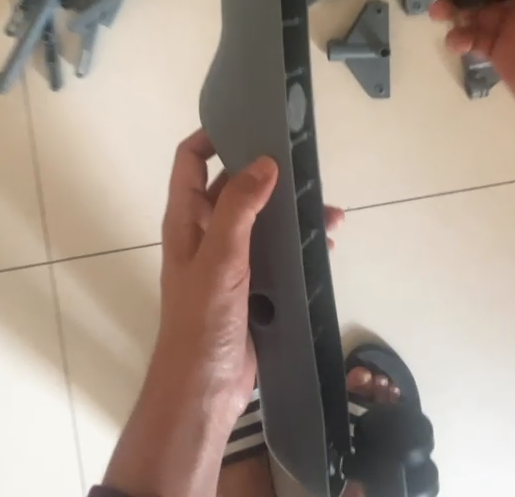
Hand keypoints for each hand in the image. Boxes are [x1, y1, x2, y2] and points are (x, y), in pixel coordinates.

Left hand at [106, 133, 345, 496]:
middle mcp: (205, 233)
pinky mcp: (250, 285)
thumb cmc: (202, 323)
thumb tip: (264, 163)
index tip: (246, 122)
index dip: (211, 136)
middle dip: (265, 174)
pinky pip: (274, 251)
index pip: (190, 160)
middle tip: (301, 166)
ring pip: (259, 219)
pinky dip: (297, 242)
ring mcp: (228, 260)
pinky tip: (324, 243)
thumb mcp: (221, 259)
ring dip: (288, 210)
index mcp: (187, 220)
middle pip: (231, 186)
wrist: (205, 392)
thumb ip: (239, 209)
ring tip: (326, 210)